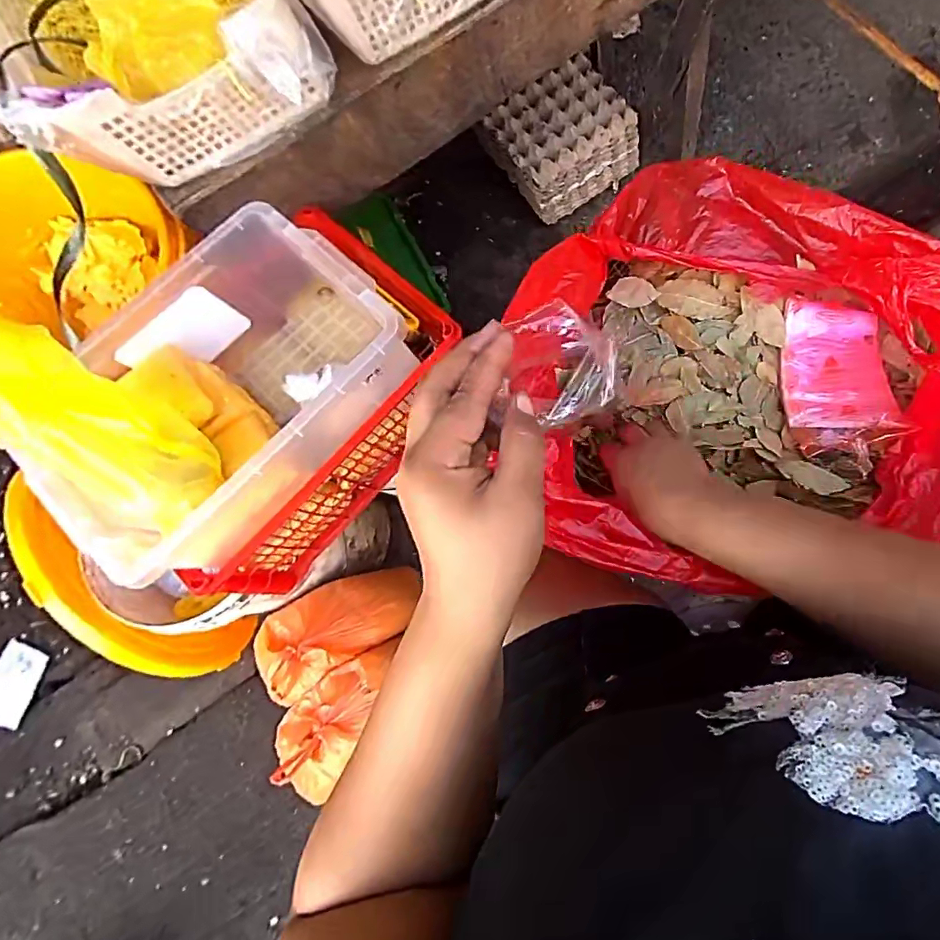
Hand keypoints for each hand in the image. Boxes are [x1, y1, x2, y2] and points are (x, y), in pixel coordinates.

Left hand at [397, 322, 544, 624]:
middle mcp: (416, 458)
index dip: (489, 366)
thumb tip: (523, 399)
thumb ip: (521, 441)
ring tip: (496, 360)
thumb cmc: (495, 555)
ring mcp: (421, 472)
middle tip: (493, 333)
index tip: (509, 334)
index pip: (464, 400)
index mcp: (432, 460)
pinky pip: (448, 435)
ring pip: (438, 413)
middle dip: (463, 360)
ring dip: (465, 384)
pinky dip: (469, 413)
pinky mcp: (433, 483)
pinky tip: (493, 407)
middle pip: (435, 395)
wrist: (468, 605)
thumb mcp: (519, 496)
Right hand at [600, 424, 743, 543]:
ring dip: (650, 432)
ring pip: (651, 426)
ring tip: (653, 443)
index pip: (607, 450)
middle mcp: (640, 446)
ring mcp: (662, 441)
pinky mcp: (683, 443)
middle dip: (628, 435)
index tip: (611, 459)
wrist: (691, 506)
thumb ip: (625, 488)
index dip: (609, 454)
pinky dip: (670, 442)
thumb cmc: (656, 514)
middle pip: (629, 430)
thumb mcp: (630, 506)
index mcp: (621, 462)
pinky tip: (674, 452)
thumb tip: (626, 486)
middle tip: (631, 446)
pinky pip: (672, 436)